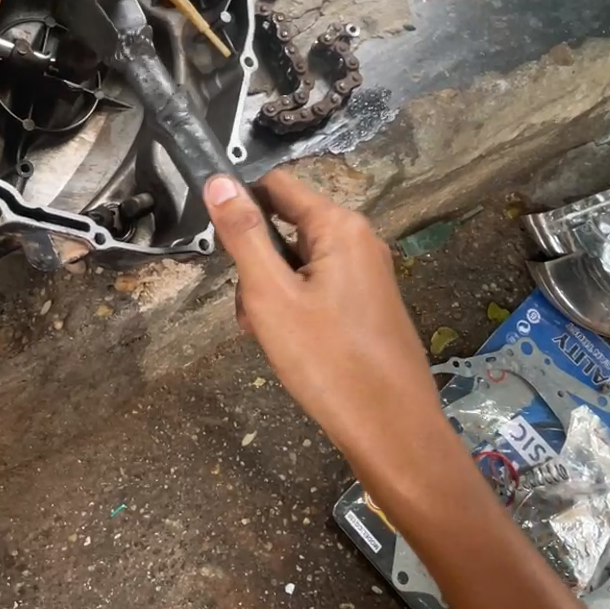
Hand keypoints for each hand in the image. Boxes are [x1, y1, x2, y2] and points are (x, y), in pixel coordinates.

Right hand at [203, 170, 446, 454]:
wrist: (391, 429)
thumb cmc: (327, 359)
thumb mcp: (271, 294)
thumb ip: (243, 234)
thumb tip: (218, 179)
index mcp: (339, 227)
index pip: (276, 185)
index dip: (240, 204)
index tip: (218, 244)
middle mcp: (358, 240)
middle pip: (285, 226)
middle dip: (255, 261)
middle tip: (249, 308)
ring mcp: (365, 273)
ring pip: (296, 262)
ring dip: (269, 290)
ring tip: (266, 333)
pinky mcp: (365, 303)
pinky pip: (315, 287)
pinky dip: (292, 306)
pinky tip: (287, 342)